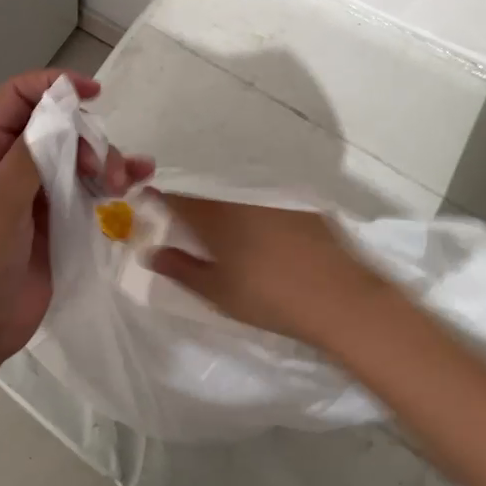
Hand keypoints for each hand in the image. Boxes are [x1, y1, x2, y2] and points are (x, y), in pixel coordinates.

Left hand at [0, 69, 150, 371]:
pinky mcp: (56, 223)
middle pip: (54, 126)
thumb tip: (59, 109)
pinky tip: (137, 182)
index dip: (50, 86)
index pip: (16, 99)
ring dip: (103, 159)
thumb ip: (29, 155)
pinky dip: (110, 183)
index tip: (90, 92)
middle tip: (102, 165)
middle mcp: (9, 167)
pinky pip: (85, 191)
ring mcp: (34, 196)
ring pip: (74, 157)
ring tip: (124, 180)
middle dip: (84, 134)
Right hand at [146, 194, 386, 344]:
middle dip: (183, 195)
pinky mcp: (294, 199)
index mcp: (211, 215)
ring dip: (213, 196)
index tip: (146, 204)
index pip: (172, 195)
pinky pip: (256, 191)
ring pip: (228, 187)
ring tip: (210, 217)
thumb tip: (150, 253)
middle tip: (176, 214)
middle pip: (199, 186)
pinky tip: (248, 220)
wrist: (339, 297)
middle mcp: (235, 194)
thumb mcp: (217, 291)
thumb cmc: (269, 298)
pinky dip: (243, 199)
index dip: (155, 196)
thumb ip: (180, 269)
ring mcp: (267, 194)